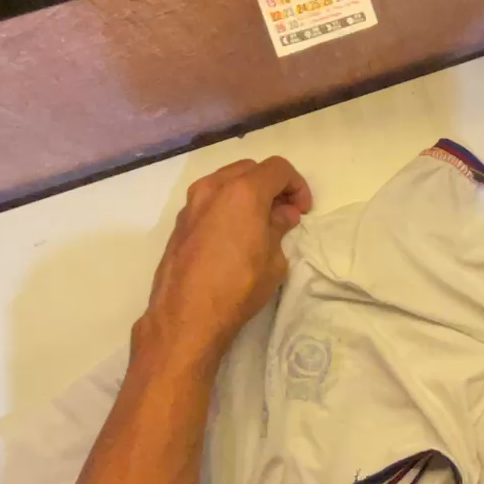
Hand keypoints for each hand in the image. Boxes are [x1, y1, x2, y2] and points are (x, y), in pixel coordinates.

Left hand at [137, 157, 312, 359]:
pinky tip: (236, 236)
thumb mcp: (274, 260)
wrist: (188, 313)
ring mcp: (192, 203)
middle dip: (272, 187)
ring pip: (227, 182)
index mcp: (243, 192)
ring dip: (248, 195)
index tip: (303, 211)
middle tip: (285, 215)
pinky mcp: (181, 222)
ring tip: (261, 226)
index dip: (297, 186)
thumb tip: (282, 215)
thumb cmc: (239, 286)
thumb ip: (278, 229)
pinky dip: (229, 208)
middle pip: (250, 170)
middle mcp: (213, 188)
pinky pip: (211, 201)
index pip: (278, 169)